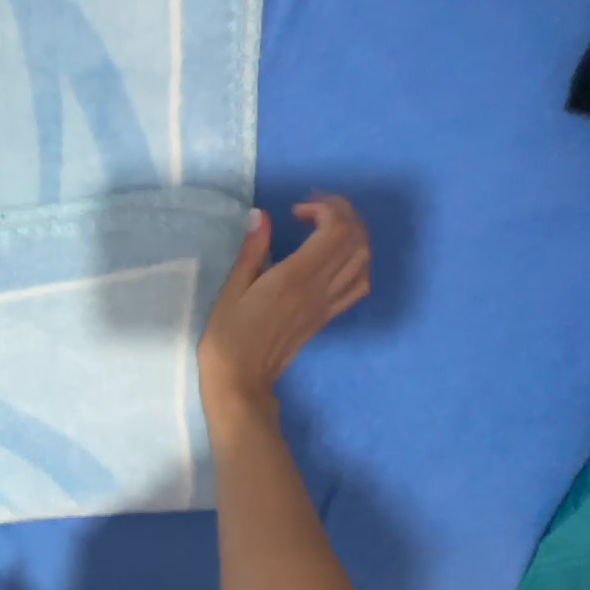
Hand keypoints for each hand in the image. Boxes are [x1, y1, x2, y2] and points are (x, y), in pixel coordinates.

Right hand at [198, 195, 370, 417]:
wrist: (239, 381)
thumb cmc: (227, 338)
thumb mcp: (230, 292)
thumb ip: (251, 252)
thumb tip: (260, 216)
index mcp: (295, 276)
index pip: (335, 228)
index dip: (324, 208)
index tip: (295, 212)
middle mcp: (319, 287)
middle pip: (354, 238)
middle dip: (341, 214)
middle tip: (312, 212)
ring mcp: (327, 303)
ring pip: (363, 259)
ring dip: (352, 236)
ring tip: (326, 231)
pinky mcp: (326, 316)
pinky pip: (359, 285)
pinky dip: (358, 264)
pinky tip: (337, 262)